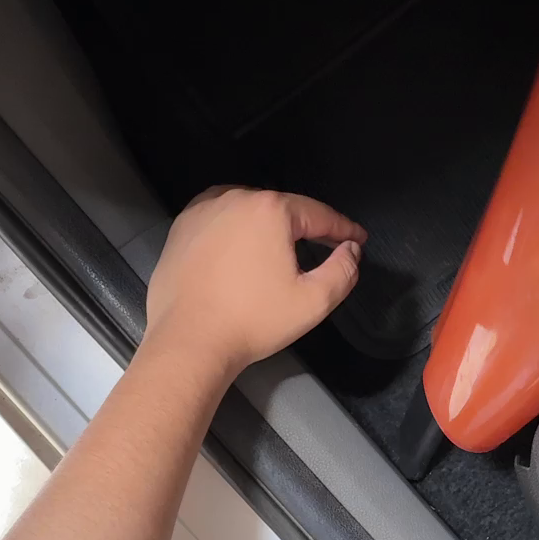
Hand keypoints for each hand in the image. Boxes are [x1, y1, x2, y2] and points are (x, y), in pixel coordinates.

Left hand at [142, 186, 365, 380]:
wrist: (189, 341)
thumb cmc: (253, 321)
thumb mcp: (313, 302)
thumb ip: (343, 272)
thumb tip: (351, 250)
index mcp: (270, 210)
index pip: (318, 214)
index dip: (343, 228)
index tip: (358, 239)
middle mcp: (235, 198)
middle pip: (282, 209)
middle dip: (305, 227)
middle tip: (325, 245)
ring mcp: (202, 211)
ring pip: (248, 211)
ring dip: (269, 226)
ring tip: (283, 247)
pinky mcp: (180, 229)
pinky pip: (219, 221)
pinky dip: (236, 231)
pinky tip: (241, 249)